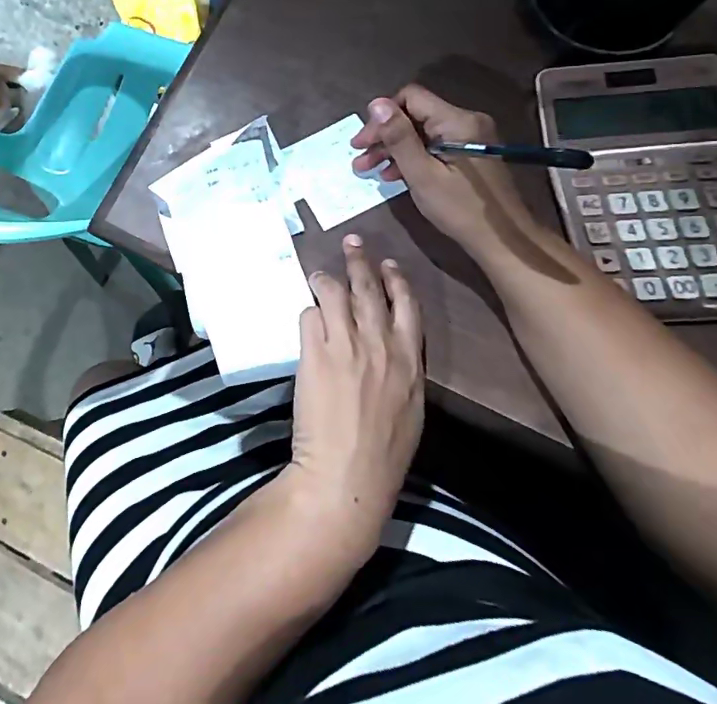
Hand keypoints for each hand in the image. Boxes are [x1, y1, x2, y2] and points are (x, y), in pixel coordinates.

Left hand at [284, 235, 424, 561]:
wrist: (348, 475)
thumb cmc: (384, 453)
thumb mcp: (410, 409)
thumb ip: (402, 372)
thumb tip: (392, 350)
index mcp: (409, 361)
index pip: (407, 306)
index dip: (396, 280)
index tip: (388, 264)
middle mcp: (380, 345)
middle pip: (369, 289)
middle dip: (359, 261)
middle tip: (352, 242)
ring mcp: (346, 346)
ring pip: (336, 293)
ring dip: (327, 279)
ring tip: (319, 273)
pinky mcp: (315, 353)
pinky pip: (309, 316)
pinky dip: (309, 312)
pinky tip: (307, 314)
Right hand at [349, 86, 533, 253]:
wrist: (504, 240)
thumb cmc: (461, 209)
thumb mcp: (423, 175)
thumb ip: (399, 138)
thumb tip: (377, 104)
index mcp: (457, 122)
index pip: (410, 97)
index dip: (382, 117)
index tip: (362, 142)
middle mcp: (466, 122)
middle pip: (414, 115)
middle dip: (383, 135)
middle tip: (359, 158)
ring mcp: (470, 138)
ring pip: (421, 132)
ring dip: (393, 149)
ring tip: (367, 170)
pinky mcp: (469, 154)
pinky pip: (433, 145)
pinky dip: (411, 157)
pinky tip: (392, 176)